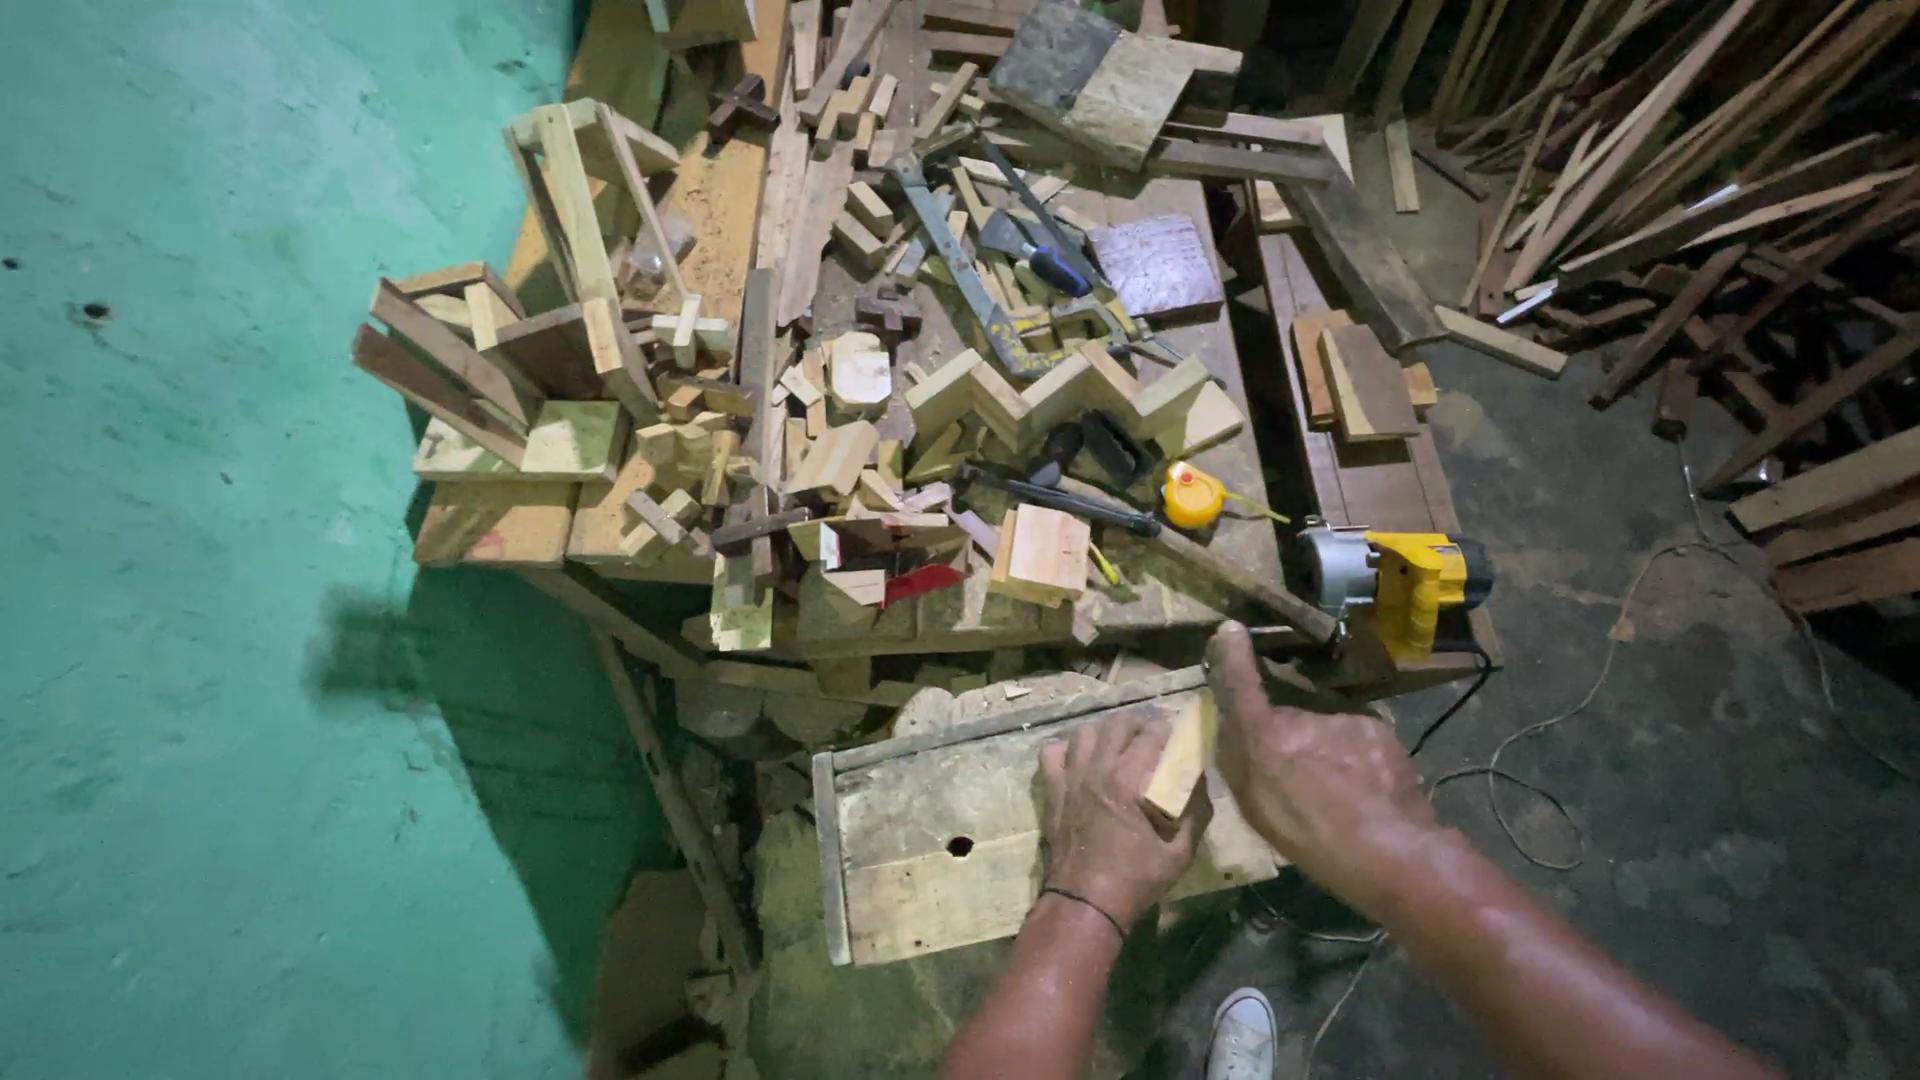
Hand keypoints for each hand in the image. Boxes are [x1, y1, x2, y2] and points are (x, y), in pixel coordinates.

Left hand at [1037, 713, 1211, 928]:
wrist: (1085, 901)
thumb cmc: (1136, 879)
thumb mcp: (1180, 853)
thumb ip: (1195, 813)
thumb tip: (1200, 782)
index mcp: (1129, 782)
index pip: (1150, 735)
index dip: (1165, 729)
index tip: (1174, 734)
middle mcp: (1097, 770)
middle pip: (1115, 725)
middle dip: (1136, 723)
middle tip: (1147, 735)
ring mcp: (1070, 778)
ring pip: (1083, 733)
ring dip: (1102, 732)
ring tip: (1114, 743)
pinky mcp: (1052, 790)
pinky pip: (1051, 753)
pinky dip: (1064, 749)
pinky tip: (1078, 758)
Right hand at [1206, 621, 1440, 919]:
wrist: (1391, 854)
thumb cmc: (1310, 838)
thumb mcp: (1254, 806)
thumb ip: (1240, 758)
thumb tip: (1232, 723)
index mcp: (1263, 737)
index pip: (1241, 683)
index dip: (1234, 655)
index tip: (1232, 629)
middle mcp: (1300, 718)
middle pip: (1287, 717)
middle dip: (1289, 738)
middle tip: (1301, 777)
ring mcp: (1343, 720)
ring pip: (1325, 729)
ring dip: (1326, 751)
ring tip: (1339, 792)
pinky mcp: (1378, 728)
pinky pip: (1356, 737)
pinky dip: (1356, 757)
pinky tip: (1365, 789)